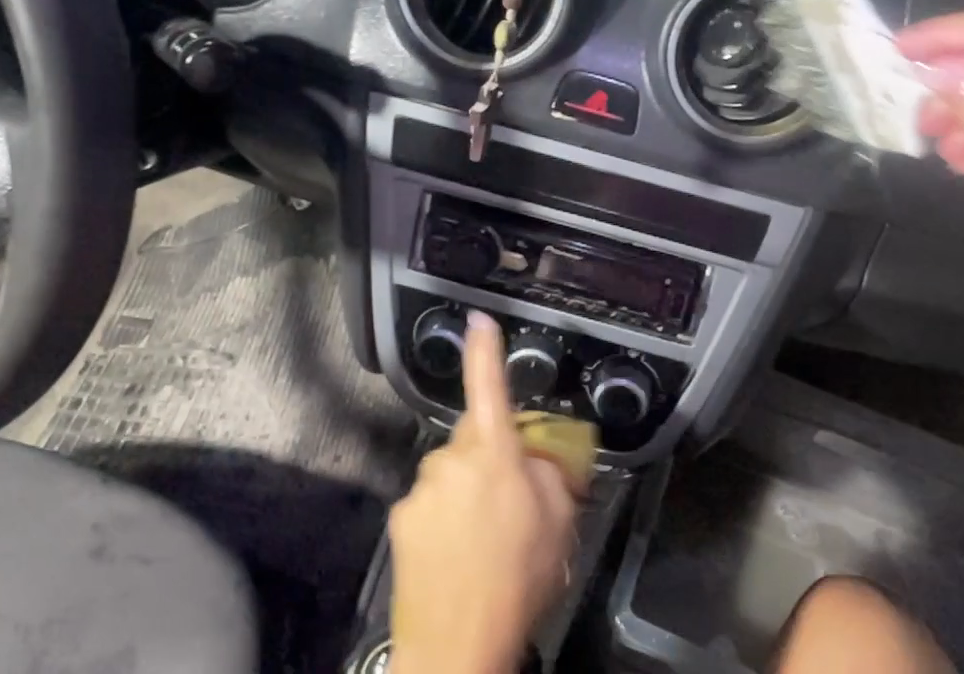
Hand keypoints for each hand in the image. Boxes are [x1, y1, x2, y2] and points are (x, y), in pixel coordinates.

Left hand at [388, 311, 580, 673]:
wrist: (458, 644)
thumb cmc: (519, 578)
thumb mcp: (562, 522)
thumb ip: (551, 474)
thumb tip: (537, 458)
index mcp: (495, 454)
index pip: (489, 387)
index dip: (485, 350)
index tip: (479, 321)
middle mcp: (451, 461)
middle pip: (474, 438)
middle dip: (492, 457)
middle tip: (513, 501)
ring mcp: (421, 490)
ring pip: (451, 472)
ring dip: (467, 490)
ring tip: (486, 538)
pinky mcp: (401, 519)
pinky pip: (430, 502)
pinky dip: (444, 516)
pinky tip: (458, 554)